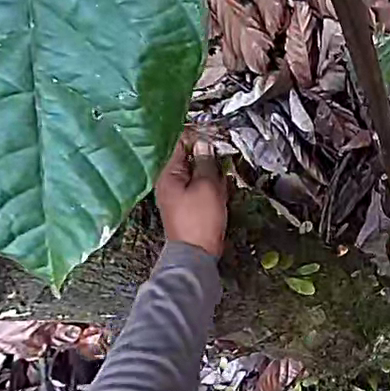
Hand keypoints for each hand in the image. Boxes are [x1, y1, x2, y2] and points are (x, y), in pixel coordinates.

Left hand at [155, 130, 227, 256]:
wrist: (196, 253)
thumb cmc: (200, 219)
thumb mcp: (207, 186)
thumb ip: (205, 162)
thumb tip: (204, 144)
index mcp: (168, 173)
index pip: (179, 142)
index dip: (197, 136)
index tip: (215, 137)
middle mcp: (168, 181)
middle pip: (188, 157)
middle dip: (207, 158)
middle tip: (221, 165)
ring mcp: (177, 193)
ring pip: (196, 173)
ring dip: (211, 175)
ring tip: (221, 185)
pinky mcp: (186, 204)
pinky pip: (199, 187)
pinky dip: (210, 187)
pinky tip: (220, 194)